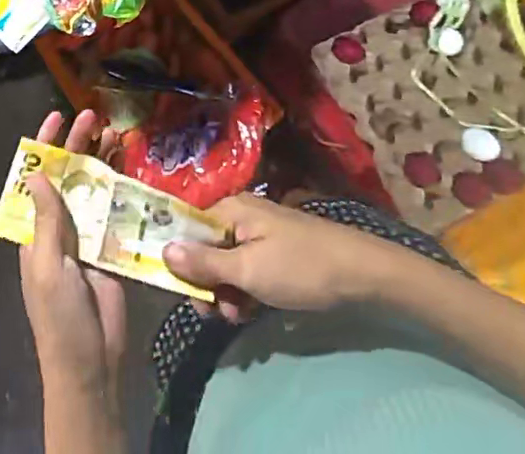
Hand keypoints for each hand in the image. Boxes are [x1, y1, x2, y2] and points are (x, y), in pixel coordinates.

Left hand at [20, 110, 125, 399]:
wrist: (92, 363)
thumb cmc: (60, 317)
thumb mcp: (48, 268)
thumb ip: (47, 221)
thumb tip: (37, 174)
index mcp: (35, 232)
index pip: (37, 179)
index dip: (45, 147)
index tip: (56, 117)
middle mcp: (59, 227)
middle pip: (68, 176)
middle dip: (78, 144)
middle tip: (94, 115)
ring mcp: (87, 236)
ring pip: (94, 188)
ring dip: (103, 160)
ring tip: (117, 132)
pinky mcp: (111, 247)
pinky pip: (116, 210)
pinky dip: (124, 187)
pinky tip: (134, 167)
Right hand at [164, 194, 406, 315]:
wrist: (361, 274)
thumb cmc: (300, 267)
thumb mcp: (248, 270)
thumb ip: (205, 263)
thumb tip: (163, 250)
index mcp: (231, 209)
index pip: (187, 228)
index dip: (178, 257)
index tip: (181, 290)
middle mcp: (240, 215)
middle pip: (204, 247)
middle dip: (205, 282)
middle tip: (215, 311)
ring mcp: (258, 234)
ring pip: (224, 263)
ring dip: (225, 292)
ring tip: (238, 315)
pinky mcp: (273, 252)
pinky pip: (244, 269)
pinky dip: (243, 290)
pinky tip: (250, 310)